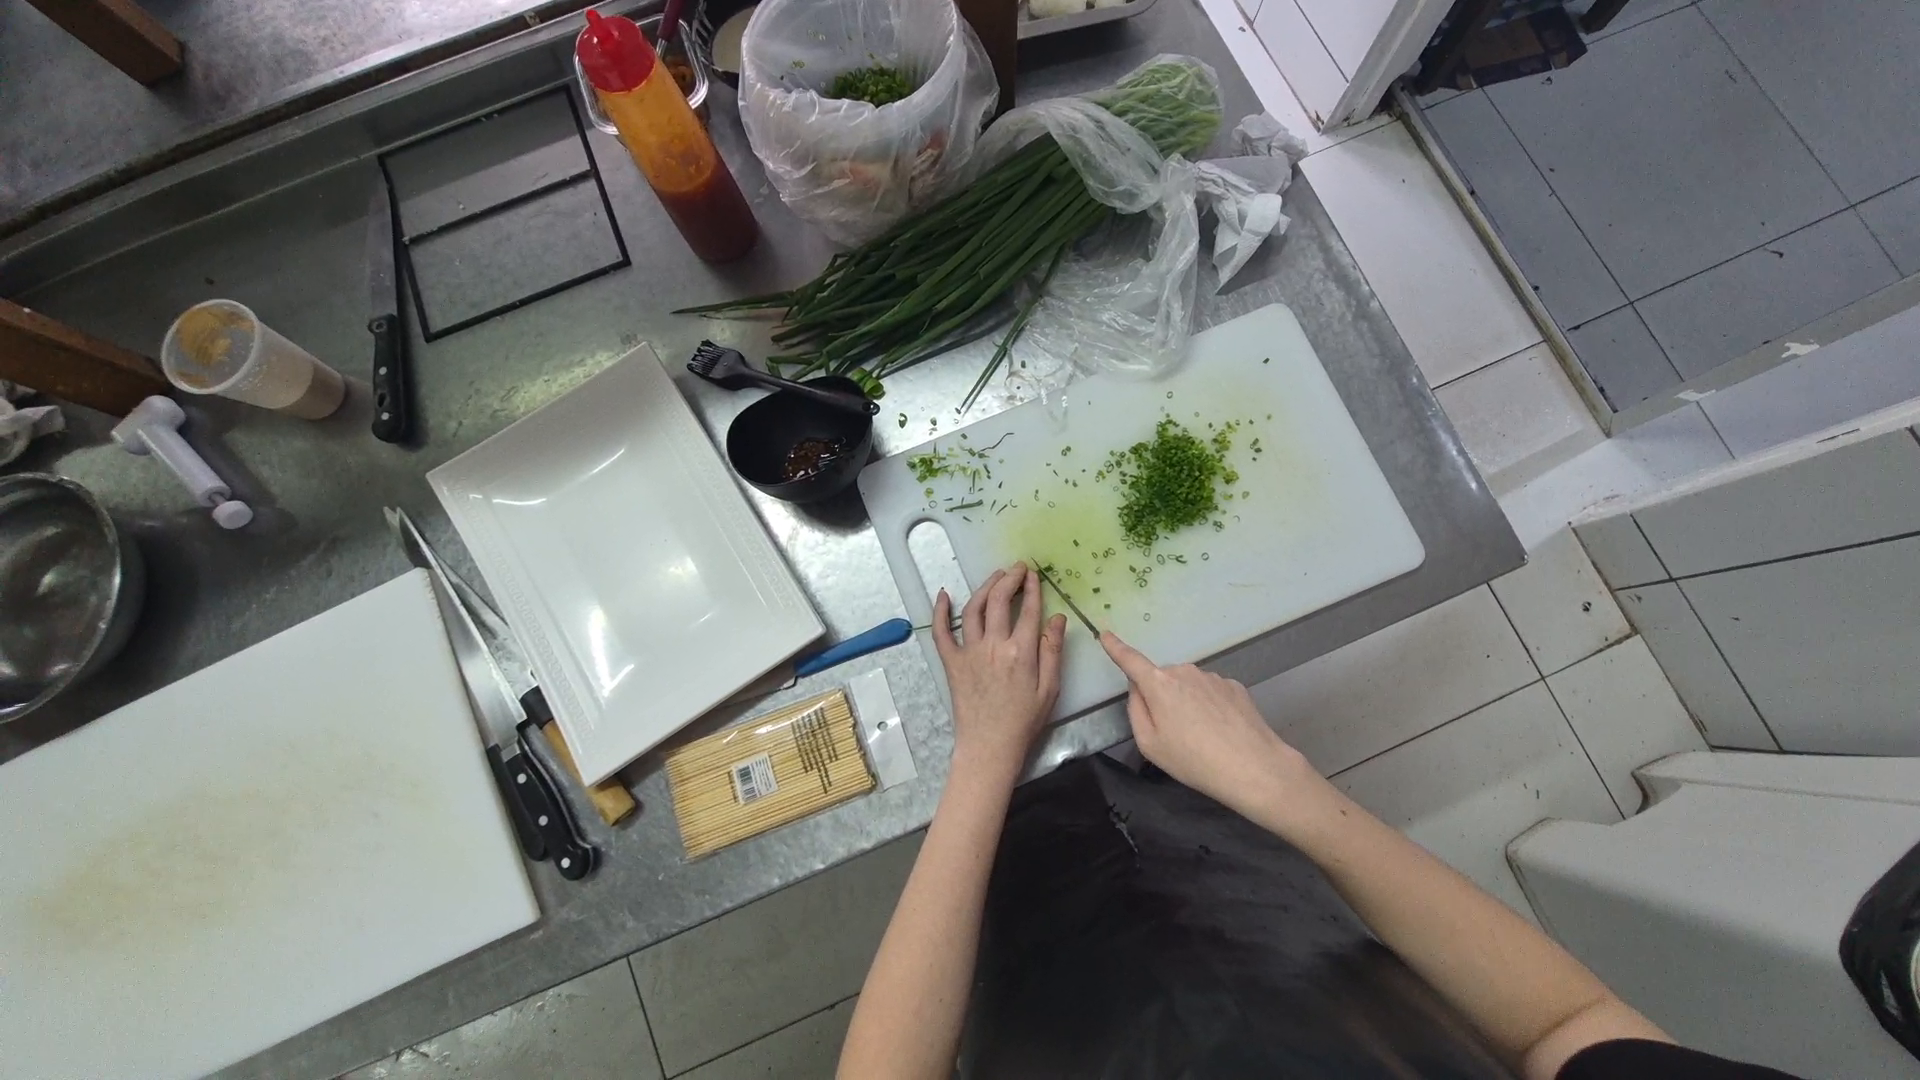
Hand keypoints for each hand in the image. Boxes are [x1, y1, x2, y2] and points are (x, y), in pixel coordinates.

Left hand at [933, 562, 1066, 778]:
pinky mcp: (951, 662)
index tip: (1035, 574)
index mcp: (1021, 652)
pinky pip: (942, 632)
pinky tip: (943, 593)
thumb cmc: (1024, 721)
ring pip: (974, 608)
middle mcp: (994, 645)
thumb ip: (1053, 651)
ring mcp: (969, 652)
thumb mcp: (1050, 688)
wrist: (989, 746)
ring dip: (985, 587)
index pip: (1029, 609)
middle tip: (1017, 568)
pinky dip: (940, 611)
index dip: (1033, 588)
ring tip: (996, 576)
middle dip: (1009, 579)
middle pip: (999, 601)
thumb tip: (1058, 618)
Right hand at [1100, 632, 1316, 820]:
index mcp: (1159, 684)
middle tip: (1173, 733)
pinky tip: (1222, 731)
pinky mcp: (1234, 686)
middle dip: (1162, 698)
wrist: (1253, 767)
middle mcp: (1184, 672)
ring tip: (1202, 737)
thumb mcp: (1149, 744)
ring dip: (1188, 703)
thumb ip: (1136, 711)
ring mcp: (1212, 677)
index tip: (1105, 634)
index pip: (1131, 660)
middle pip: (1162, 679)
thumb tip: (1138, 690)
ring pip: (1188, 686)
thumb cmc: (1193, 760)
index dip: (1116, 647)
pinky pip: (1211, 692)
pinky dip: (1210, 707)